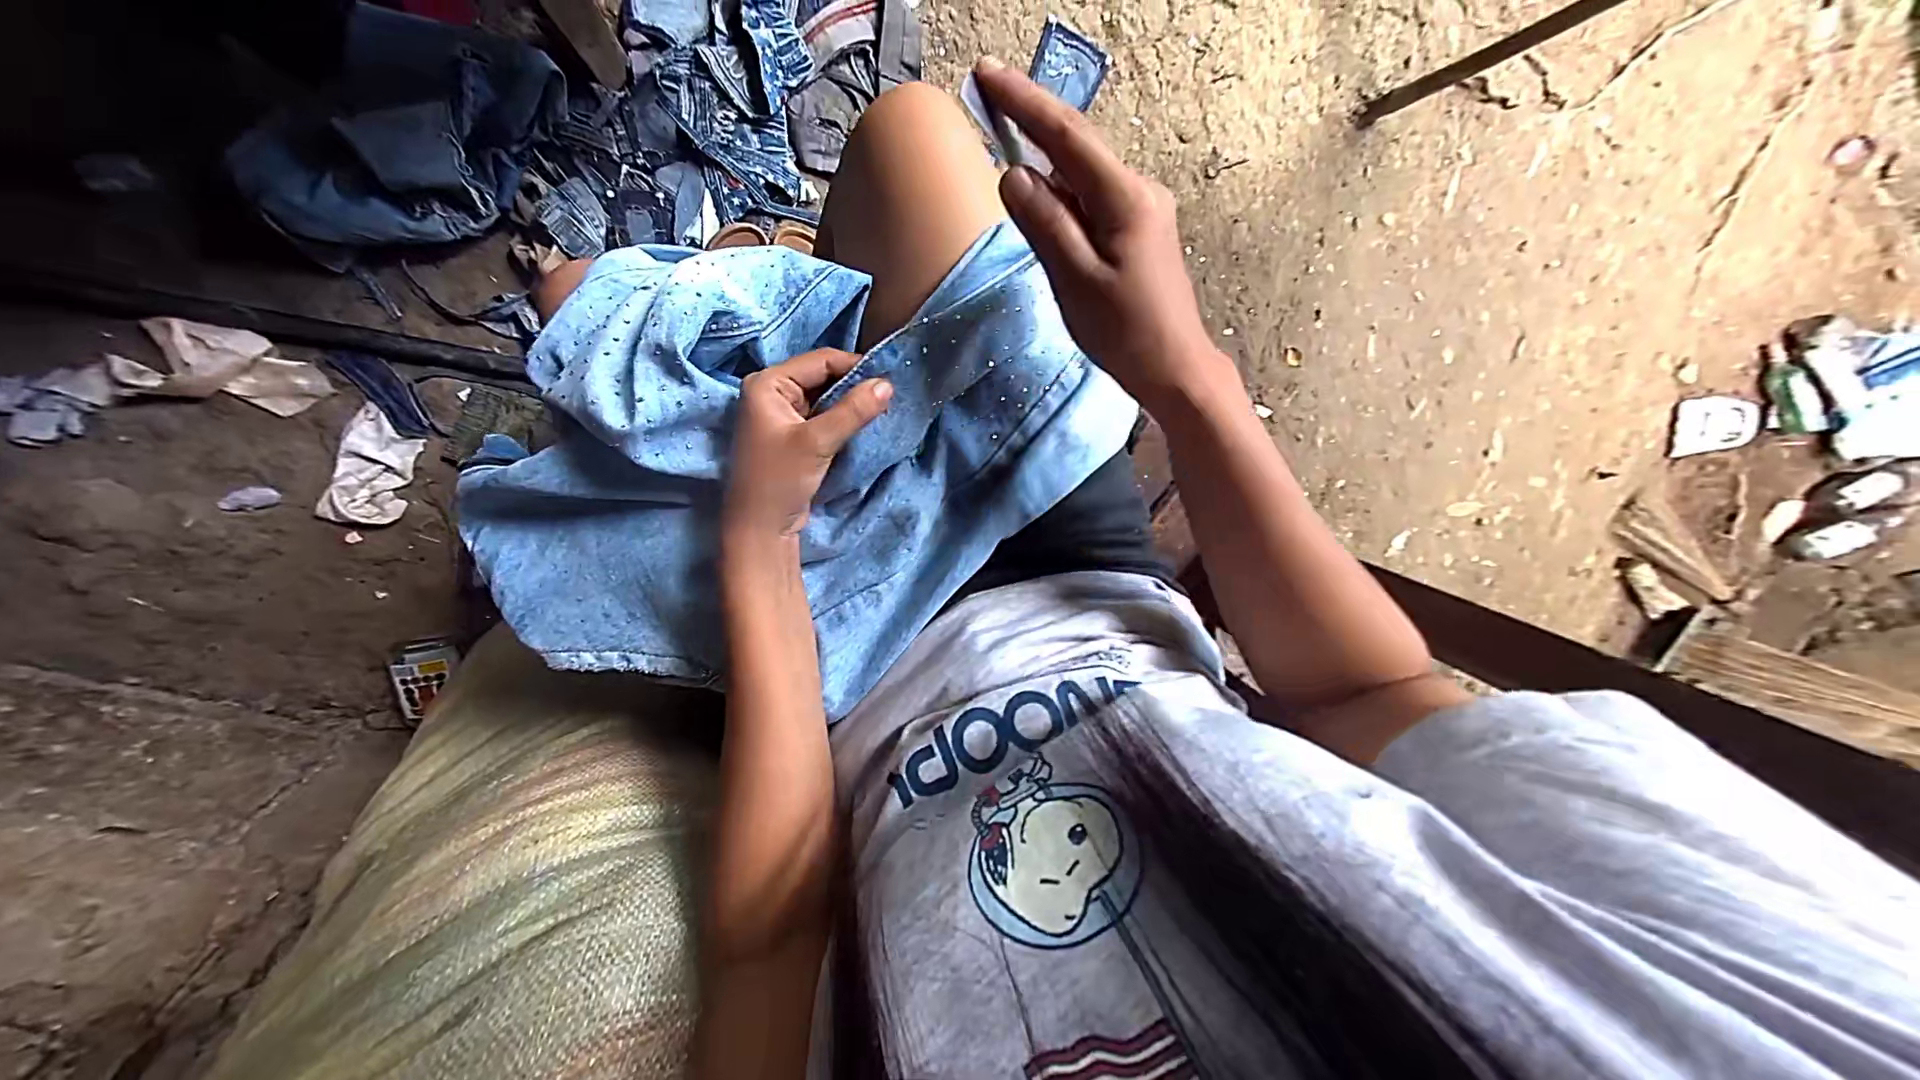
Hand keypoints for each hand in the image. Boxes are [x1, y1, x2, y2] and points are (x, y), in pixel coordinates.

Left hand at [724, 348, 892, 538]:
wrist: (760, 529)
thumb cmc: (779, 481)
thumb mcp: (817, 442)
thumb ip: (853, 411)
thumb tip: (888, 384)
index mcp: (767, 383)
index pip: (820, 361)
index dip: (856, 367)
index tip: (889, 380)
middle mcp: (772, 392)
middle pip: (823, 377)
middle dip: (855, 386)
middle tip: (888, 397)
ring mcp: (782, 414)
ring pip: (826, 397)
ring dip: (851, 404)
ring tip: (881, 410)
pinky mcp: (793, 435)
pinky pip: (824, 416)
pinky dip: (843, 420)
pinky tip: (864, 425)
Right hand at [975, 58, 1241, 416]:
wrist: (1173, 367)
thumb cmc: (1125, 333)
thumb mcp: (1075, 280)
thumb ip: (1045, 224)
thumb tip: (1015, 175)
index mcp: (1125, 199)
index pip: (1066, 137)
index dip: (1024, 102)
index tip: (987, 75)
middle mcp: (1138, 192)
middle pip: (1075, 153)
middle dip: (1032, 131)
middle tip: (988, 110)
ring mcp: (1141, 211)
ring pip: (1081, 183)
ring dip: (1047, 184)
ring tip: (1022, 208)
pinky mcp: (1138, 232)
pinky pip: (1091, 206)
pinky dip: (1064, 208)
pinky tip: (1051, 231)